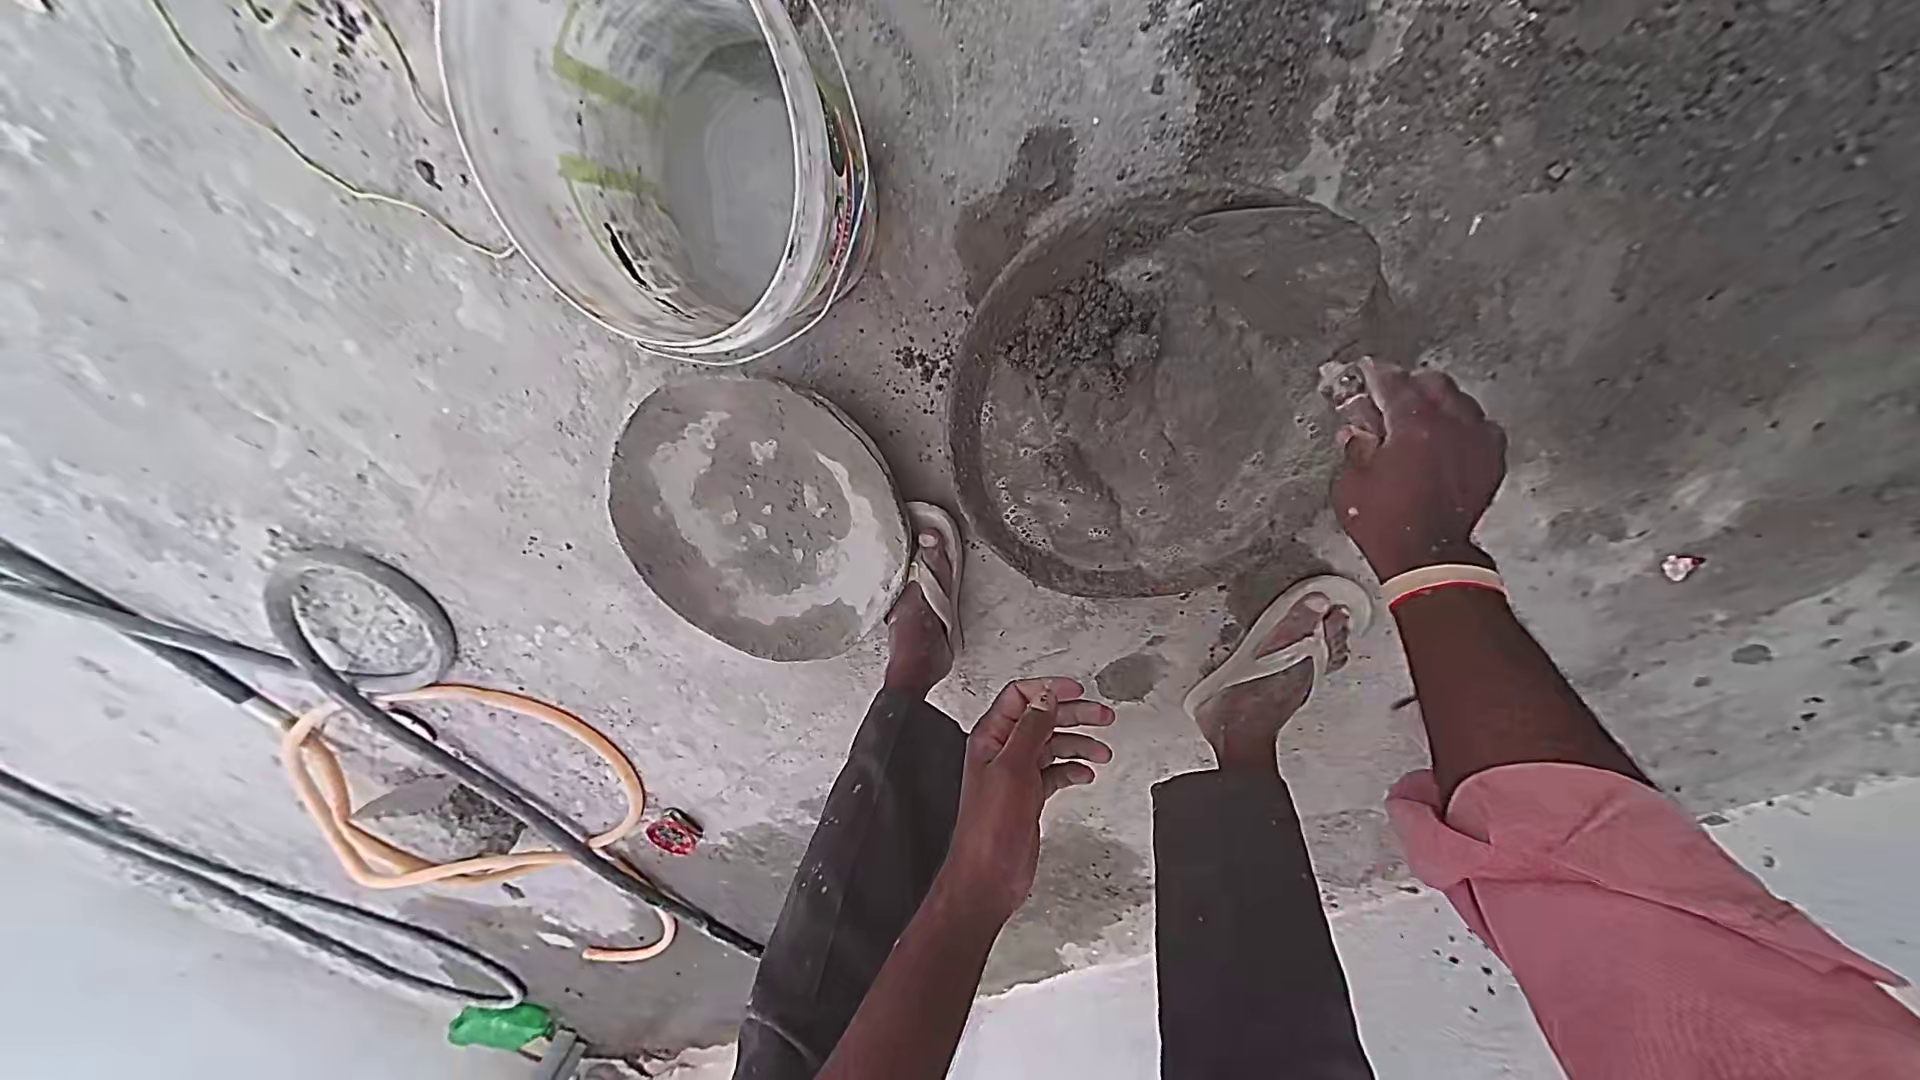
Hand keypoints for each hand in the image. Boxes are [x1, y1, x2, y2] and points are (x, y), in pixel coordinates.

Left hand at [934, 677, 1114, 925]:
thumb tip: (1046, 696)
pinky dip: (1071, 769)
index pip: (1019, 696)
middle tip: (1102, 715)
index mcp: (990, 737)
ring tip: (1102, 750)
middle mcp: (1002, 751)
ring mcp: (1015, 773)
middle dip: (1073, 714)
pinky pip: (1054, 771)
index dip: (1048, 689)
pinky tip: (1085, 773)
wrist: (988, 875)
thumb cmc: (989, 827)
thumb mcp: (1013, 767)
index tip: (1077, 690)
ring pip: (1051, 745)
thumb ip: (1031, 728)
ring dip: (1078, 744)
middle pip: (1041, 718)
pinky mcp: (1028, 794)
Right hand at [1332, 359, 1507, 579]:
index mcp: (1414, 426)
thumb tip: (1357, 428)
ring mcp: (1478, 441)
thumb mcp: (1352, 482)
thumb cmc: (1384, 520)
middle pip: (1434, 384)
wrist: (1426, 554)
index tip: (1367, 368)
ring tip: (1415, 417)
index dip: (1377, 374)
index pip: (1394, 385)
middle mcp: (1453, 425)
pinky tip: (1444, 437)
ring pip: (1459, 402)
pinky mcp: (1491, 460)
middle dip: (1409, 385)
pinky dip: (1459, 424)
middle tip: (1387, 395)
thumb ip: (1356, 446)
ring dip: (1435, 403)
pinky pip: (1478, 426)